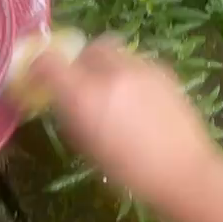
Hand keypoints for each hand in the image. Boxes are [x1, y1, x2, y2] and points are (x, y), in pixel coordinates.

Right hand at [27, 38, 222, 206]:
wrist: (185, 172)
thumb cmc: (131, 173)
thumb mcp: (88, 148)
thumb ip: (71, 116)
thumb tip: (61, 101)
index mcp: (85, 96)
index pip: (49, 62)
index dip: (38, 66)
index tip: (37, 78)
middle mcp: (111, 73)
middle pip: (86, 49)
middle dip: (79, 62)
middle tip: (80, 84)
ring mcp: (140, 68)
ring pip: (113, 51)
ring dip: (104, 66)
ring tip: (111, 92)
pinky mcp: (163, 71)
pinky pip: (136, 62)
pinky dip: (128, 73)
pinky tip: (137, 99)